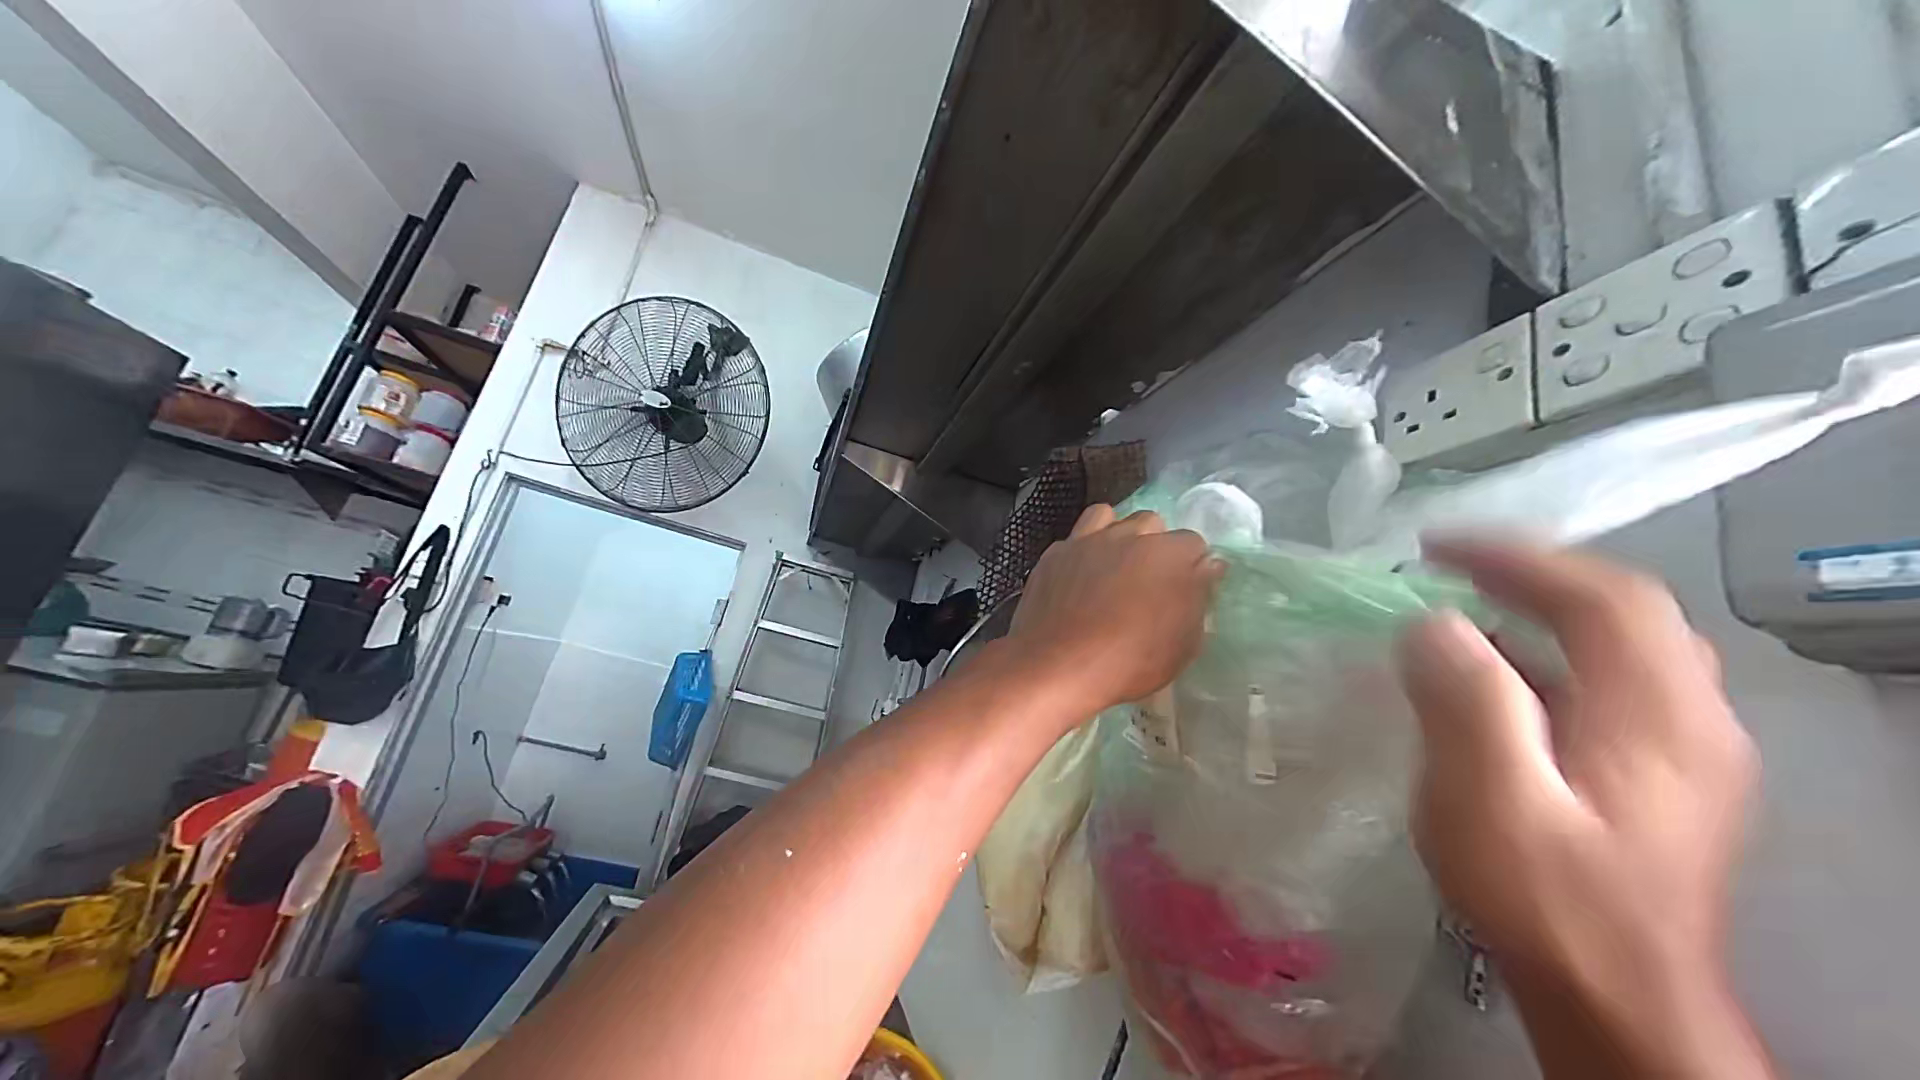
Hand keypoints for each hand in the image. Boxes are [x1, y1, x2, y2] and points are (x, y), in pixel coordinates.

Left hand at [1005, 505, 1222, 715]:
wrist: (1057, 665)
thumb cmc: (1129, 661)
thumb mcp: (1184, 643)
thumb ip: (1199, 597)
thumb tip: (1207, 568)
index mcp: (1168, 553)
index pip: (1193, 543)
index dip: (1192, 565)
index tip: (1186, 588)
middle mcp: (1127, 536)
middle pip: (1151, 523)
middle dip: (1155, 545)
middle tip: (1149, 581)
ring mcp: (1086, 541)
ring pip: (1109, 517)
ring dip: (1117, 535)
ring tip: (1114, 566)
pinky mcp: (1054, 554)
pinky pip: (1074, 539)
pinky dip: (1082, 551)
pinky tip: (1080, 576)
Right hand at [1398, 537, 1768, 1077]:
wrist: (1617, 999)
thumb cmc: (1547, 897)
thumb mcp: (1491, 800)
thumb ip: (1466, 702)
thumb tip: (1432, 624)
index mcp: (1656, 717)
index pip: (1603, 597)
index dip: (1520, 557)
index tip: (1435, 548)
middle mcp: (1689, 719)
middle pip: (1623, 612)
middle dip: (1533, 574)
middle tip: (1451, 567)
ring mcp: (1681, 748)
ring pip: (1620, 647)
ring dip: (1541, 611)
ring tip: (1464, 606)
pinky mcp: (1658, 774)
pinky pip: (1606, 685)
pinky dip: (1547, 656)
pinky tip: (1492, 676)